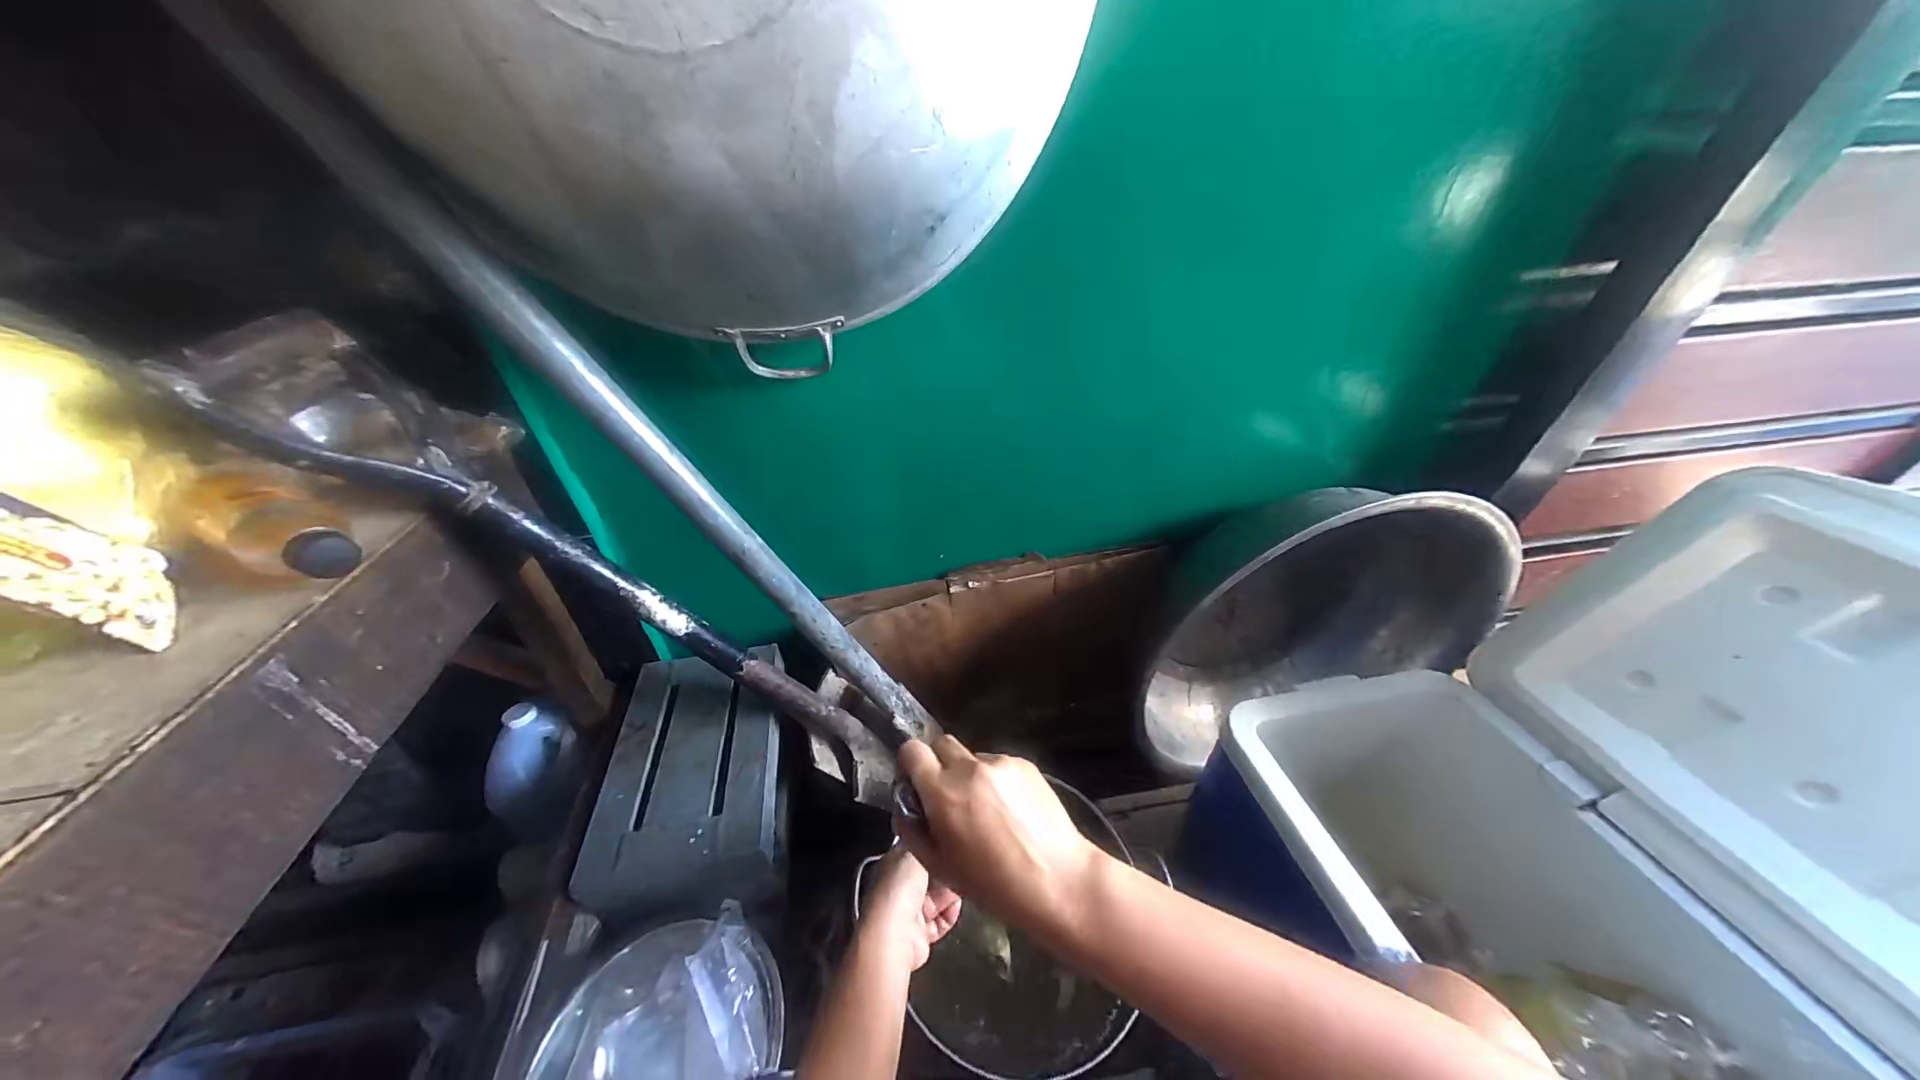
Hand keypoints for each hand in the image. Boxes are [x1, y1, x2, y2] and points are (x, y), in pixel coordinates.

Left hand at [860, 848, 961, 970]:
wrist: (895, 932)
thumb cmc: (899, 887)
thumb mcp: (912, 852)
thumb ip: (923, 840)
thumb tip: (930, 831)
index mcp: (892, 866)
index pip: (916, 853)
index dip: (933, 847)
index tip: (948, 844)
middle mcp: (899, 889)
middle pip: (930, 877)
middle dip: (945, 872)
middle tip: (958, 866)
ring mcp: (909, 913)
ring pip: (938, 898)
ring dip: (950, 893)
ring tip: (961, 886)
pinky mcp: (921, 934)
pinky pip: (942, 920)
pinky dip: (950, 914)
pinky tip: (954, 906)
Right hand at [894, 736, 1106, 941]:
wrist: (1058, 880)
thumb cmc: (994, 884)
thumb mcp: (939, 866)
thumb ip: (912, 828)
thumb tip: (906, 803)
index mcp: (943, 792)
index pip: (912, 750)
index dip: (911, 764)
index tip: (917, 784)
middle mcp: (970, 769)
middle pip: (941, 744)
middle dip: (939, 764)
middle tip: (949, 797)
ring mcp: (1001, 764)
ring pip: (972, 757)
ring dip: (970, 775)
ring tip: (988, 812)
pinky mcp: (1026, 765)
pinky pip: (999, 765)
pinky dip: (996, 781)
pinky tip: (1010, 811)